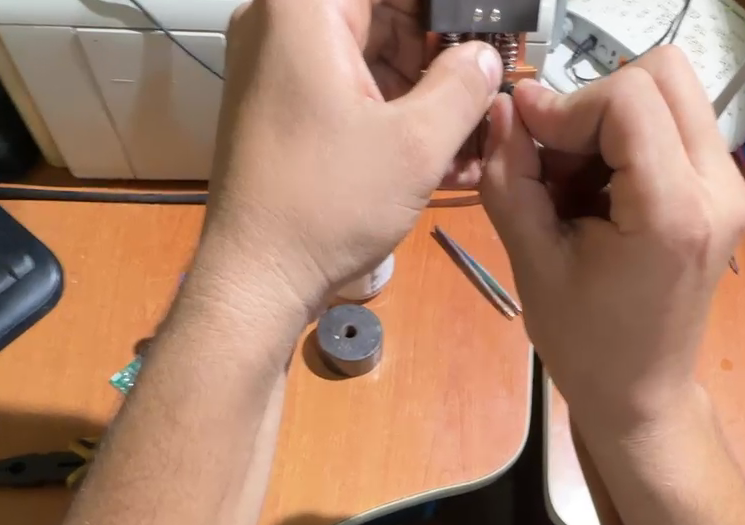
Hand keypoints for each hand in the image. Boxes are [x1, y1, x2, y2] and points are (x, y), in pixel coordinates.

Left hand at [194, 0, 503, 321]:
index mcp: (306, 7)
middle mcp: (282, 25)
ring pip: (368, 60)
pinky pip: (349, 98)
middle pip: (381, 14)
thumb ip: (462, 87)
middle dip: (439, 53)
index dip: (445, 11)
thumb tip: (485, 57)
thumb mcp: (415, 146)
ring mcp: (278, 73)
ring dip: (423, 95)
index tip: (483, 37)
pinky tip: (438, 155)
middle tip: (483, 91)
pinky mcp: (284, 116)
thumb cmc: (328, 207)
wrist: (259, 277)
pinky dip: (392, 119)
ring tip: (470, 137)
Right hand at [481, 49, 744, 441]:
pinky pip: (678, 130)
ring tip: (576, 187)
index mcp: (673, 212)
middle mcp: (719, 187)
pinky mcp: (724, 196)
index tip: (527, 140)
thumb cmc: (585, 348)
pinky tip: (601, 197)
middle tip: (557, 160)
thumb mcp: (534, 267)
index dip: (566, 106)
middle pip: (662, 74)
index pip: (628, 97)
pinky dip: (632, 144)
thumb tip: (505, 110)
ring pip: (672, 95)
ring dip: (612, 123)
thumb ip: (511, 180)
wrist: (640, 397)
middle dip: (595, 104)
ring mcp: (730, 189)